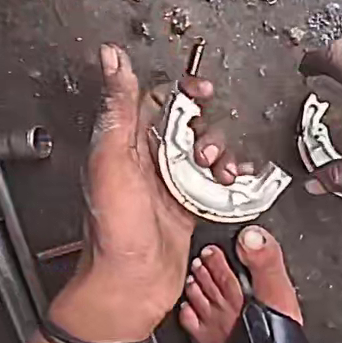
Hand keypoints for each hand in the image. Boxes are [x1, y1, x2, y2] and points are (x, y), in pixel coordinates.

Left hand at [57, 44, 207, 340]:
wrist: (131, 284)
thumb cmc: (115, 231)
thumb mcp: (113, 160)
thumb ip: (118, 108)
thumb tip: (111, 58)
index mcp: (124, 144)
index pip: (154, 101)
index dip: (181, 91)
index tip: (201, 90)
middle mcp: (146, 161)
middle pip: (186, 125)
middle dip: (205, 127)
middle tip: (206, 146)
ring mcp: (168, 184)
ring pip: (203, 151)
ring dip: (219, 154)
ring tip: (217, 170)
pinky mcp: (187, 206)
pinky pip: (212, 182)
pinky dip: (227, 178)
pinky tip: (230, 182)